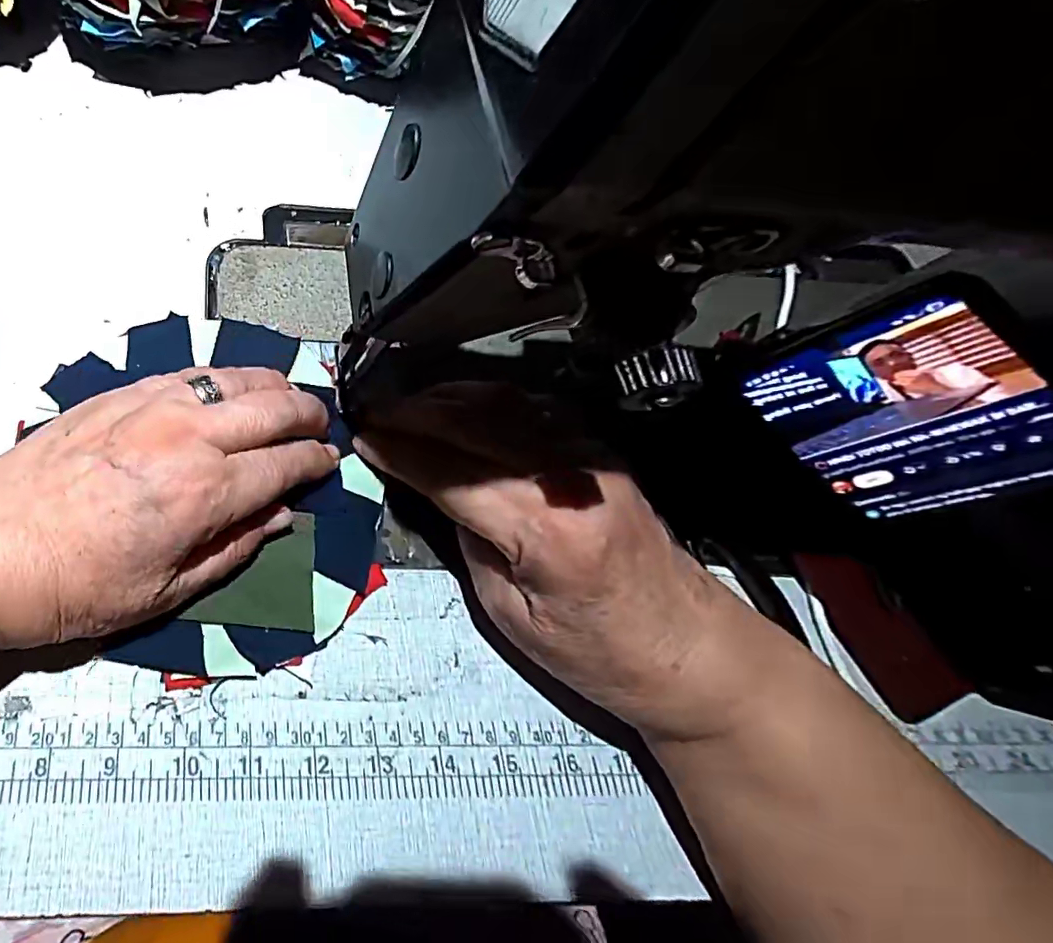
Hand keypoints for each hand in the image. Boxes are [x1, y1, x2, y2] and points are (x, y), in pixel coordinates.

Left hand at [0, 367, 339, 648]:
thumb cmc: (71, 586)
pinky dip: (225, 376)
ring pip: (236, 378)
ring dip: (274, 385)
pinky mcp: (121, 394)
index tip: (328, 462)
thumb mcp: (164, 592)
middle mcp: (188, 437)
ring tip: (289, 395)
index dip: (315, 461)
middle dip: (308, 415)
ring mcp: (154, 407)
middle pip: (273, 410)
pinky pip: (191, 372)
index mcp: (205, 492)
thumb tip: (276, 519)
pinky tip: (230, 386)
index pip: (285, 464)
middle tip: (321, 425)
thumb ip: (232, 549)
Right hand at [355, 384, 790, 743]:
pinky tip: (462, 407)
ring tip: (408, 404)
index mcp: (542, 529)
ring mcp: (590, 457)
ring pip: (503, 405)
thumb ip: (472, 542)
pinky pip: (532, 411)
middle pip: (473, 423)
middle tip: (375, 409)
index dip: (398, 450)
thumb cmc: (599, 652)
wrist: (687, 648)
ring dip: (448, 398)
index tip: (365, 435)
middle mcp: (568, 477)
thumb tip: (442, 494)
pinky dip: (487, 403)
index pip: (448, 471)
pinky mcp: (601, 453)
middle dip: (414, 411)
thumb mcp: (512, 615)